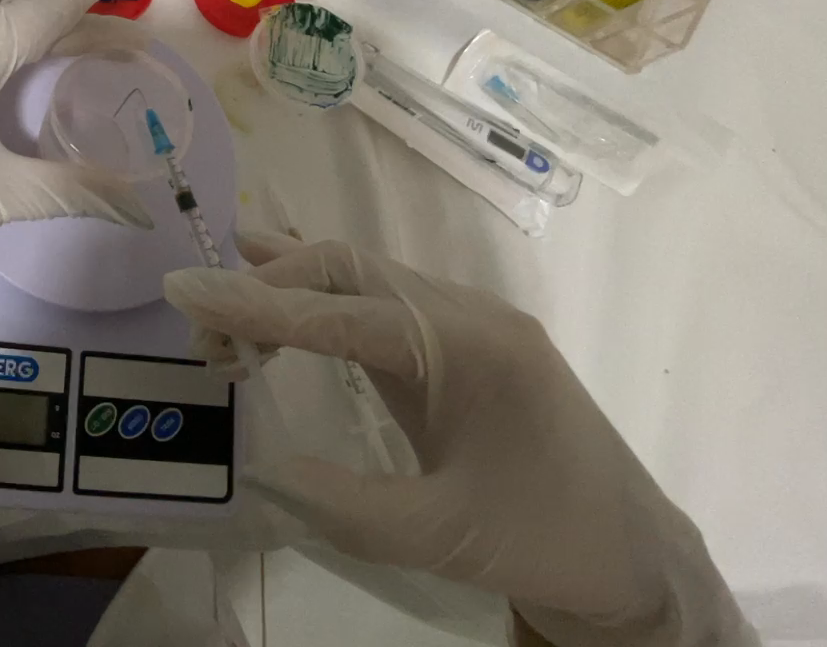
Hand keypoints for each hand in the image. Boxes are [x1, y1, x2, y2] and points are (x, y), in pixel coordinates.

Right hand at [165, 232, 753, 646]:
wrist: (642, 560)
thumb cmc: (546, 545)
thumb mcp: (437, 538)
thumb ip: (340, 502)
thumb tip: (259, 465)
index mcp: (468, 350)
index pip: (337, 312)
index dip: (253, 303)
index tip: (184, 290)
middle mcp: (464, 312)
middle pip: (343, 268)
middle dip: (263, 288)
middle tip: (206, 333)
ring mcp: (463, 316)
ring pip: (355, 271)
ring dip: (284, 285)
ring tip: (223, 310)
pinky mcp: (455, 333)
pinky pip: (374, 290)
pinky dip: (315, 286)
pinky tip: (274, 267)